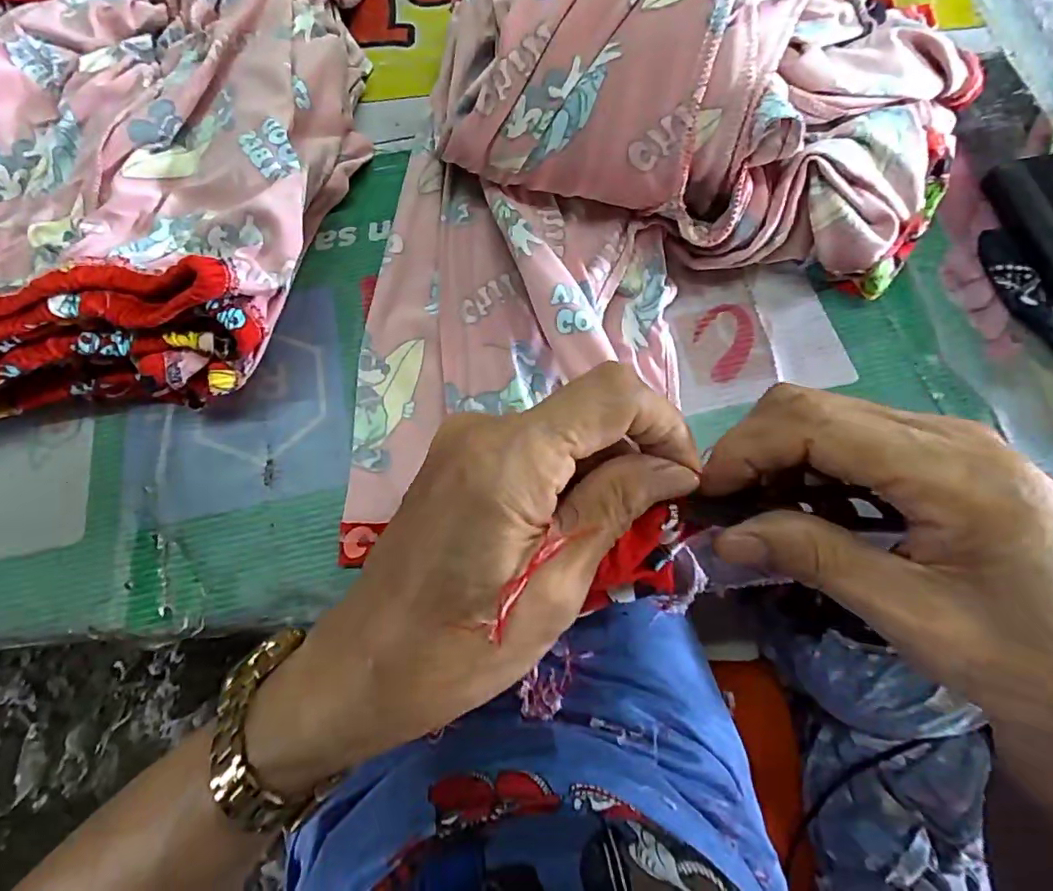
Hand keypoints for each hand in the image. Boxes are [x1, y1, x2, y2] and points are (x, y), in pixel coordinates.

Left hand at [245, 363, 700, 793]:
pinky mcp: (453, 457)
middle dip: (633, 451)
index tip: (685, 481)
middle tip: (652, 520)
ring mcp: (461, 438)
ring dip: (598, 466)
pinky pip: (527, 445)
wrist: (367, 661)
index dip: (663, 424)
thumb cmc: (462, 647)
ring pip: (559, 427)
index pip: (613, 391)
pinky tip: (563, 525)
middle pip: (585, 407)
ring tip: (608, 533)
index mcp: (510, 454)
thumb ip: (612, 509)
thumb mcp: (554, 587)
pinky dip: (561, 472)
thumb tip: (672, 468)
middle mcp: (483, 426)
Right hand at [702, 386, 1052, 888]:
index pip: (810, 420)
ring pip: (827, 418)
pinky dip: (810, 468)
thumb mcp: (913, 617)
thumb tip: (724, 537)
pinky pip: (855, 440)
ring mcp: (949, 443)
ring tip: (757, 514)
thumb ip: (814, 558)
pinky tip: (806, 511)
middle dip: (751, 451)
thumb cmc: (1032, 662)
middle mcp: (946, 435)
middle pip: (811, 406)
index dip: (743, 450)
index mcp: (948, 467)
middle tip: (724, 508)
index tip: (706, 498)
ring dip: (777, 459)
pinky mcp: (946, 461)